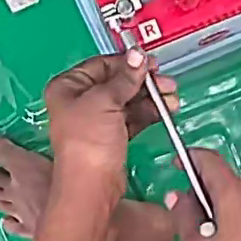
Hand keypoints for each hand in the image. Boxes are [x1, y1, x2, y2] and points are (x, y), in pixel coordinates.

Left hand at [43, 50, 179, 198]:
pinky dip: (148, 113)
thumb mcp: (105, 101)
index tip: (150, 63)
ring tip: (171, 97)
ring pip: (127, 101)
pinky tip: (165, 110)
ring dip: (150, 98)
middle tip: (166, 82)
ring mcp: (96, 121)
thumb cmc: (89, 142)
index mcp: (68, 86)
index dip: (127, 63)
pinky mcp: (111, 137)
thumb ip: (124, 78)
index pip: (101, 65)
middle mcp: (80, 101)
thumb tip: (138, 54)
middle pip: (116, 83)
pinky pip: (132, 118)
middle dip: (143, 82)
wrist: (92, 185)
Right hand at [165, 149, 240, 240]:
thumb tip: (175, 196)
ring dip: (206, 198)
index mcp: (232, 192)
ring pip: (225, 187)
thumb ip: (183, 216)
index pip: (208, 159)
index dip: (188, 157)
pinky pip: (234, 199)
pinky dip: (219, 206)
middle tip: (181, 210)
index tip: (173, 167)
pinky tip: (212, 232)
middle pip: (217, 173)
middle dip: (196, 184)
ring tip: (196, 227)